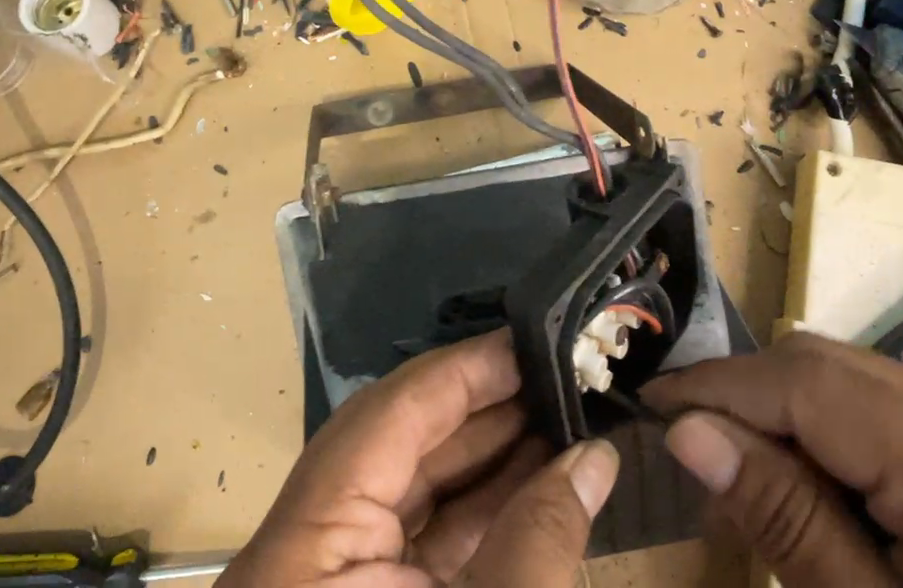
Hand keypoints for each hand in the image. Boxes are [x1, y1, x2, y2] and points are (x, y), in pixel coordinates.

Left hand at [220, 330, 618, 586]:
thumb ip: (539, 542)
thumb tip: (595, 455)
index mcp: (306, 546)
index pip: (388, 416)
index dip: (464, 369)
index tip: (533, 339)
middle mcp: (311, 549)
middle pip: (400, 445)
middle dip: (487, 410)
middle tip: (565, 376)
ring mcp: (339, 582)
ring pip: (418, 493)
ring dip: (492, 458)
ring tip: (567, 420)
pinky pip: (427, 543)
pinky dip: (484, 514)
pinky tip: (544, 486)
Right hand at [642, 333, 902, 587]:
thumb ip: (786, 521)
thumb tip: (688, 430)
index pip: (815, 384)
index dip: (722, 386)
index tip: (649, 408)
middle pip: (835, 369)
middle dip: (747, 395)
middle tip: (683, 445)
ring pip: (856, 385)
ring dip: (781, 413)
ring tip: (733, 471)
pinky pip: (888, 420)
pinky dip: (827, 438)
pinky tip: (800, 488)